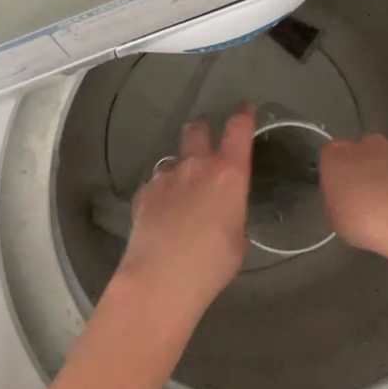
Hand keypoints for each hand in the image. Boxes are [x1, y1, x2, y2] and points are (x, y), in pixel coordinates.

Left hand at [117, 105, 254, 310]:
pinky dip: (161, 194)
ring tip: (181, 197)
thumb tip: (221, 211)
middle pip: (197, 129)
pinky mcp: (143, 193)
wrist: (161, 277)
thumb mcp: (238, 238)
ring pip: (174, 161)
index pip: (238, 129)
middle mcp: (196, 166)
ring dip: (180, 171)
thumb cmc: (212, 263)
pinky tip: (162, 216)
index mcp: (228, 174)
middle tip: (206, 145)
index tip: (244, 111)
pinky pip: (156, 184)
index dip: (242, 116)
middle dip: (202, 131)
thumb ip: (231, 213)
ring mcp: (165, 177)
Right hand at [319, 134, 387, 252]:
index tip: (341, 188)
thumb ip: (336, 197)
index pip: (331, 153)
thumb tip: (344, 195)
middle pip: (362, 150)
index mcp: (337, 155)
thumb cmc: (362, 221)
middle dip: (365, 166)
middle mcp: (367, 144)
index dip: (337, 170)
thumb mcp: (334, 217)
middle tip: (368, 193)